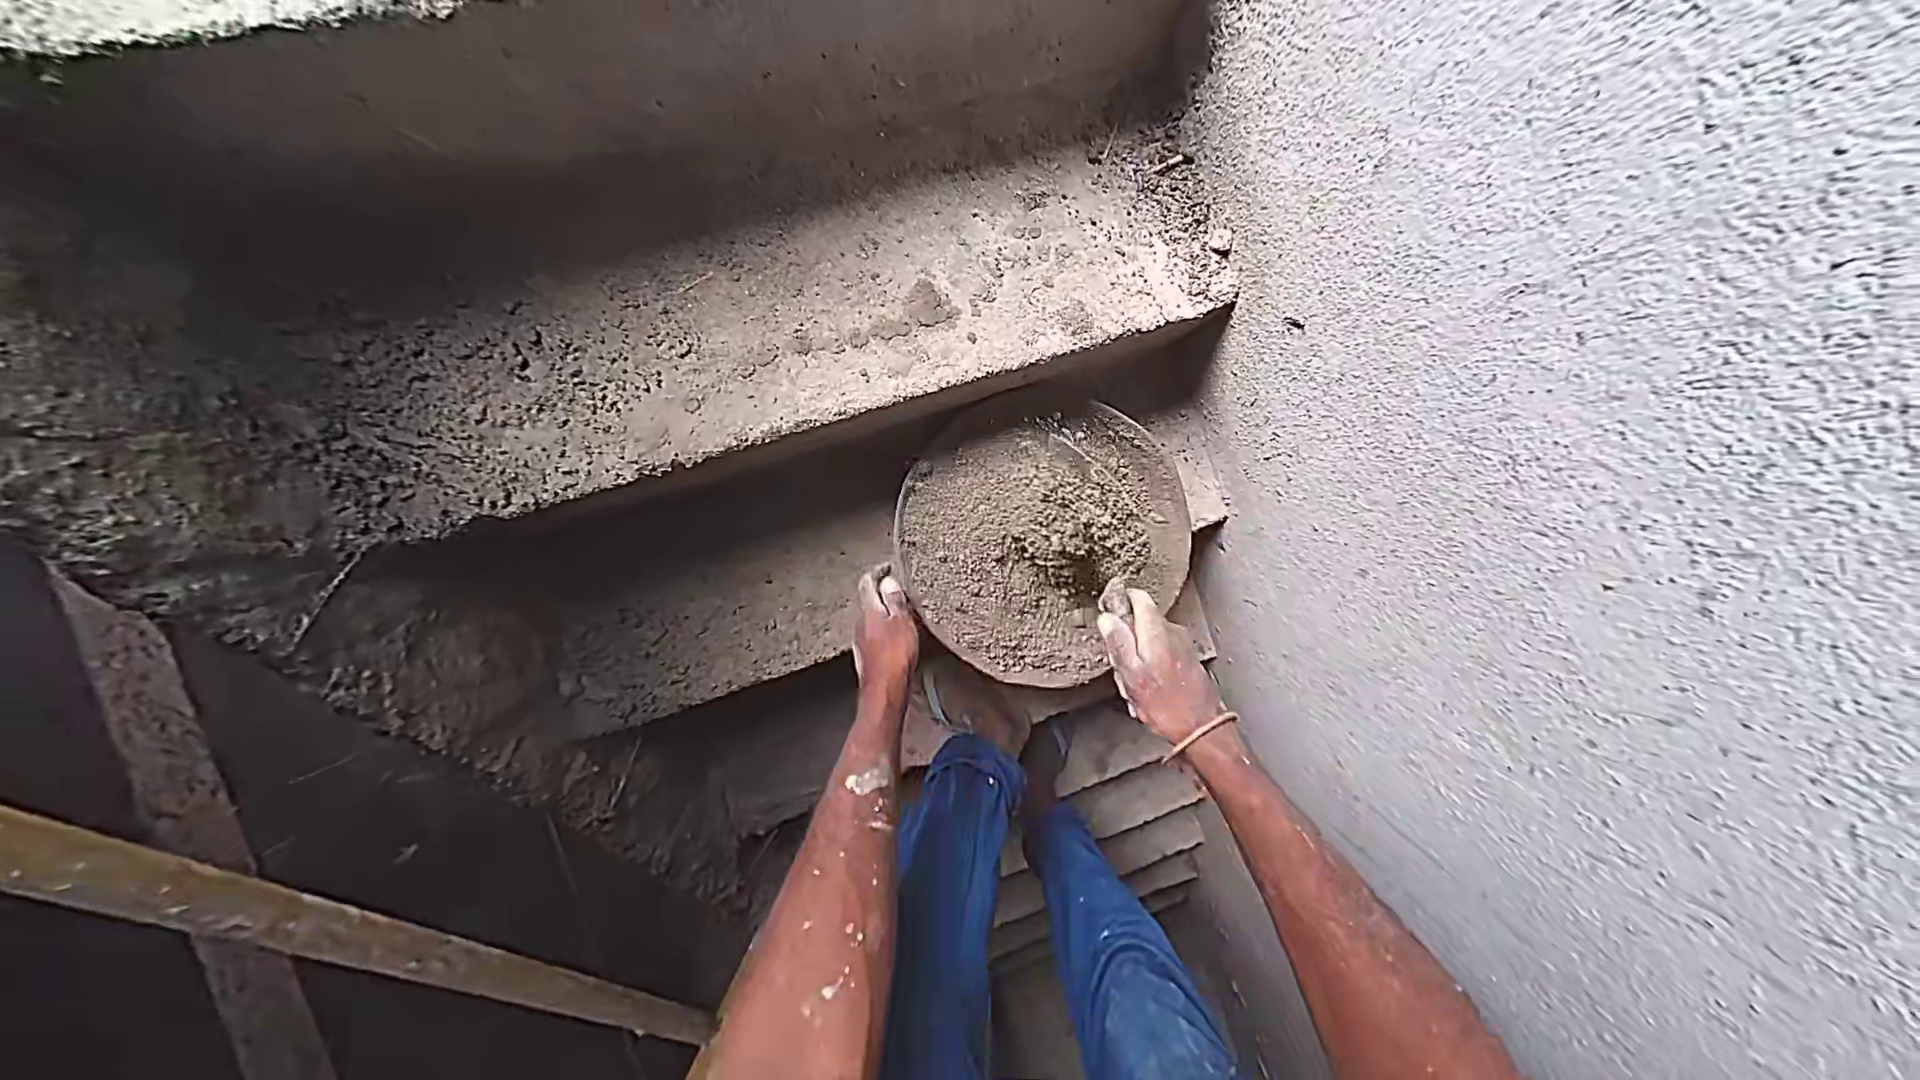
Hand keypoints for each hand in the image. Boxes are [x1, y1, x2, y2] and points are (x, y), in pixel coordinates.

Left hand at [853, 564, 919, 691]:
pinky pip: (875, 636)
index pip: (867, 582)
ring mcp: (861, 642)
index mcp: (869, 611)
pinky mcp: (867, 657)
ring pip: (872, 620)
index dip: (878, 572)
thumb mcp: (902, 622)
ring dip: (884, 613)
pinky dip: (885, 630)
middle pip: (869, 601)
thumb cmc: (895, 657)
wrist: (884, 693)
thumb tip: (888, 582)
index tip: (887, 567)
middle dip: (882, 594)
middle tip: (898, 589)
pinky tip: (895, 638)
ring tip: (901, 613)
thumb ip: (895, 601)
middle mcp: (860, 624)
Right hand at [1096, 583, 1227, 744]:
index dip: (1120, 602)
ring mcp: (1182, 645)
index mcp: (1156, 631)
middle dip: (1127, 638)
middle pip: (1141, 621)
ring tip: (1136, 684)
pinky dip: (1151, 667)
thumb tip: (1107, 618)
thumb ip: (1118, 642)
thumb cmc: (1166, 705)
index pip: (1138, 597)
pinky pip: (1161, 653)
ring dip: (1138, 657)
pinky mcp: (1188, 659)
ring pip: (1150, 639)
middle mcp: (1173, 632)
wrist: (1202, 729)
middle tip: (1122, 665)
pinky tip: (1150, 689)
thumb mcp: (1131, 674)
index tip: (1110, 616)